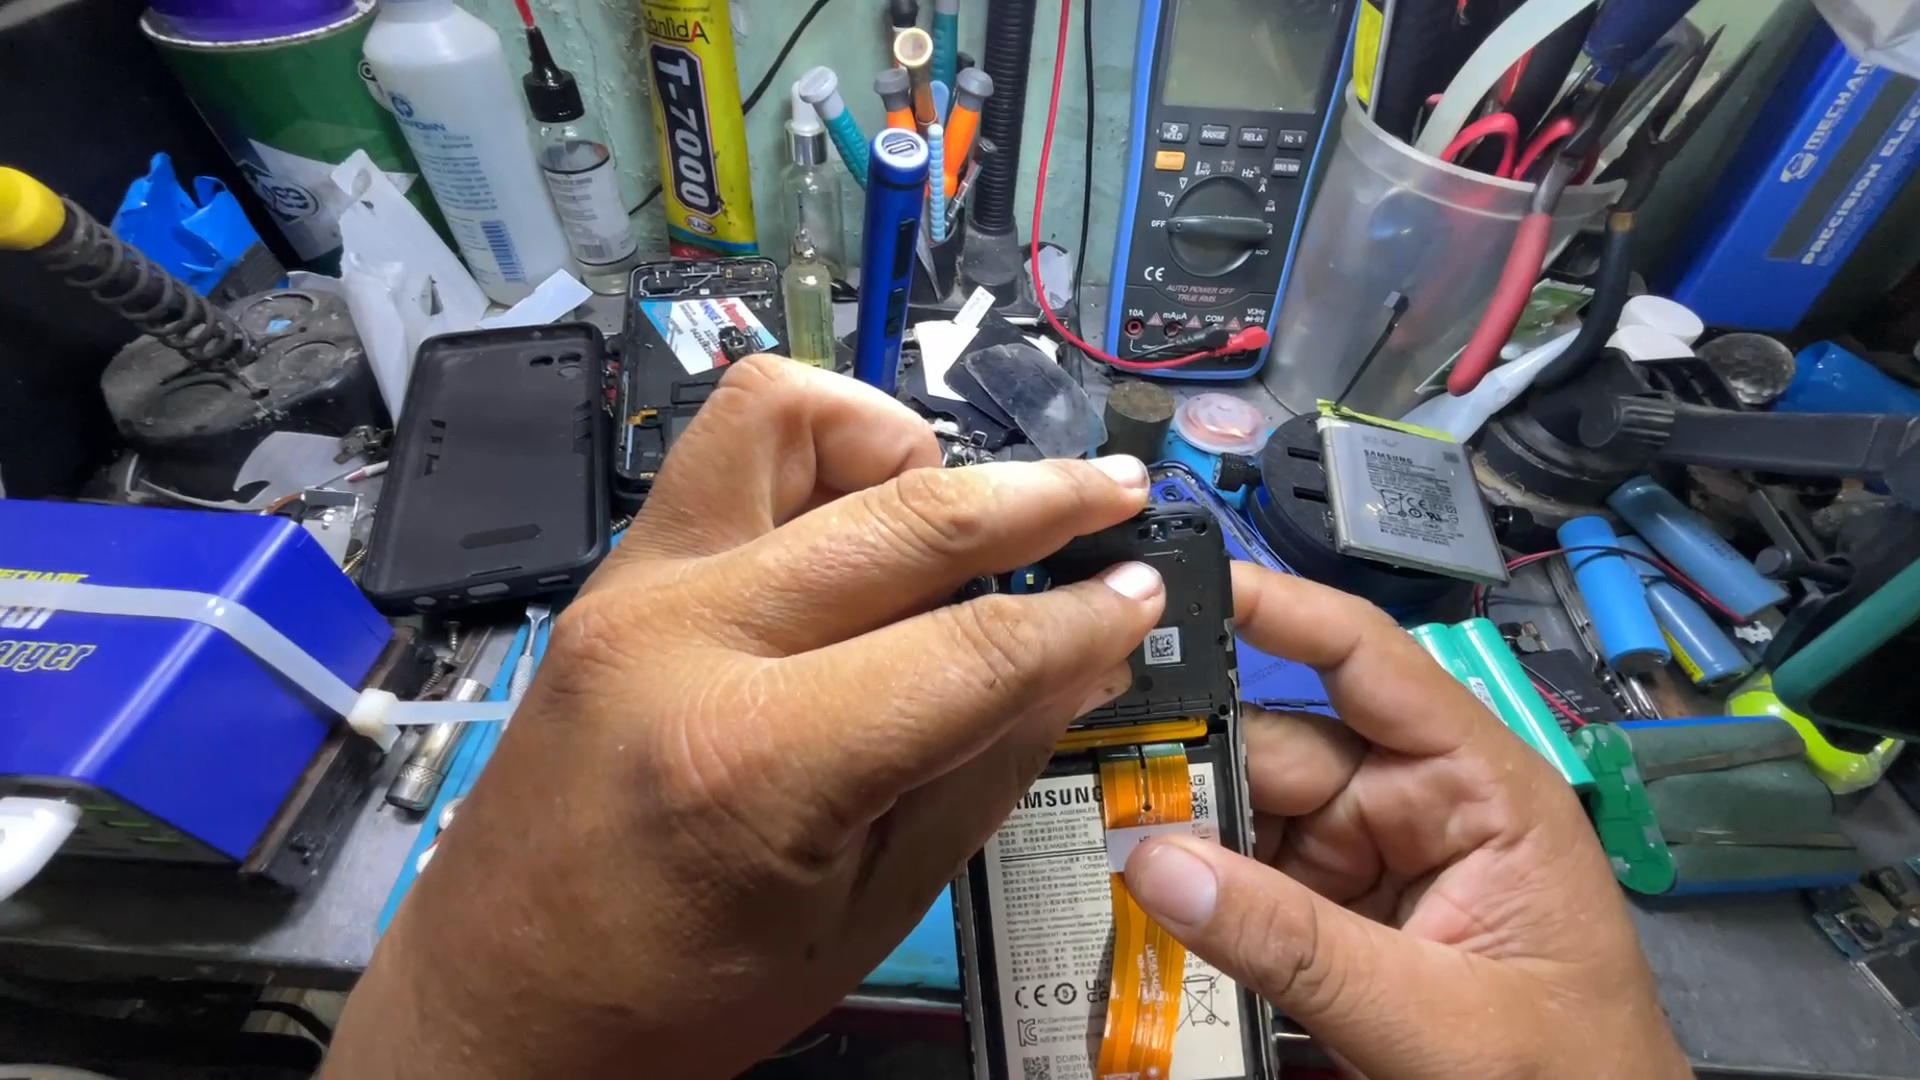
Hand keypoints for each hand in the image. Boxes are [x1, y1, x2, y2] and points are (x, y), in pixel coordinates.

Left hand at [327, 357, 1167, 1078]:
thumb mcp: (874, 907)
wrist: (502, 1007)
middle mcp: (689, 634)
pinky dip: (819, 444)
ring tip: (952, 511)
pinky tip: (857, 513)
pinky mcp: (616, 570)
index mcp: (758, 761)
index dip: (1082, 617)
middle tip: (1113, 496)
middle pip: (907, 518)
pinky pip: (727, 441)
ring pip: (788, 413)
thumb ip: (987, 762)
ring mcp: (637, 582)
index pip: (971, 650)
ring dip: (904, 444)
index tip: (1141, 594)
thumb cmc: (688, 992)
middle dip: (1041, 499)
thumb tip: (1082, 659)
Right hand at [1124, 565, 1684, 1078]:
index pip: (1363, 658)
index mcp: (1468, 779)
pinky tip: (1128, 879)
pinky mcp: (1313, 897)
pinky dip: (1182, 873)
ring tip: (1091, 824)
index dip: (1274, 608)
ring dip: (1173, 820)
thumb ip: (1297, 947)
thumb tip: (1151, 862)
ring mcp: (1349, 846)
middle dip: (1185, 756)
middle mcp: (1398, 792)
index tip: (1178, 586)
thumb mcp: (1444, 1027)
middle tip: (1086, 758)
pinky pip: (1230, 865)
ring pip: (1236, 802)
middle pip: (1268, 743)